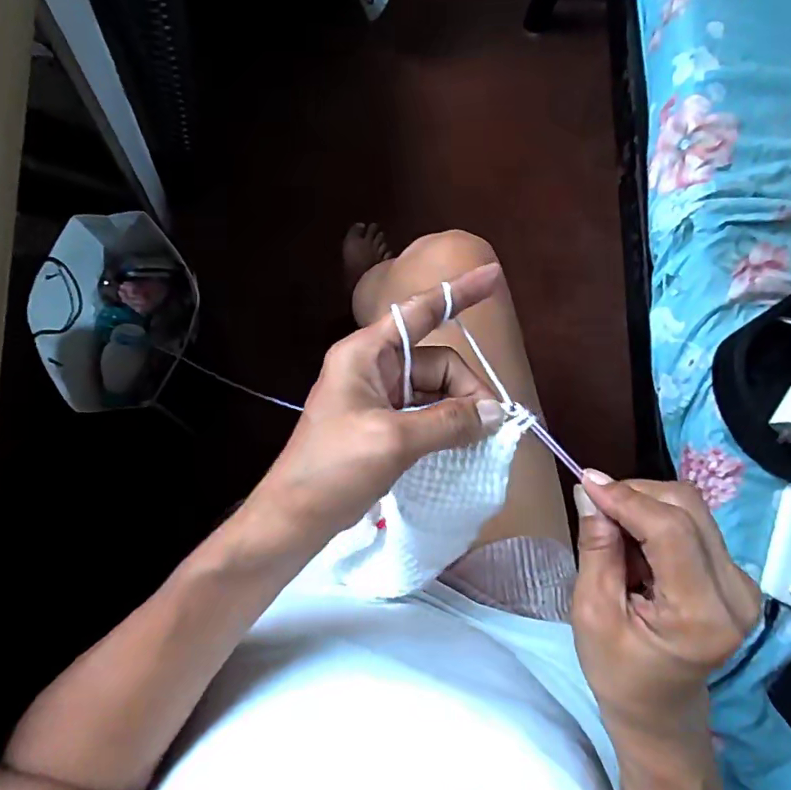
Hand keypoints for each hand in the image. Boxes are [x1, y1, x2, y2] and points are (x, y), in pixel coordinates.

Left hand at [247, 264, 507, 549]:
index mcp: (364, 353)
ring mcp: (373, 397)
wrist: (295, 514)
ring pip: (431, 390)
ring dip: (457, 410)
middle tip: (489, 426)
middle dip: (466, 388)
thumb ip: (448, 421)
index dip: (458, 293)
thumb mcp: (394, 441)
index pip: (419, 312)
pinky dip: (443, 424)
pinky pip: (421, 413)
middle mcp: (369, 367)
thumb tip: (495, 413)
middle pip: (434, 361)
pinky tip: (460, 444)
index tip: (495, 275)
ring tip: (477, 440)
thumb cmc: (334, 468)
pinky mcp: (377, 424)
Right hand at [571, 477, 760, 746]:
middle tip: (594, 507)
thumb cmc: (617, 669)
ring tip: (612, 534)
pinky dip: (655, 519)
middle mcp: (735, 593)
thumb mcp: (592, 612)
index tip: (585, 480)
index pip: (671, 531)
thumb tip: (590, 493)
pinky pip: (692, 523)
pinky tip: (634, 545)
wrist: (658, 708)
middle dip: (634, 495)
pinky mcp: (734, 575)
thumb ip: (597, 550)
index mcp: (703, 615)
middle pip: (688, 509)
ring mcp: (741, 583)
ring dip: (643, 505)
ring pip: (691, 509)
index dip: (626, 498)